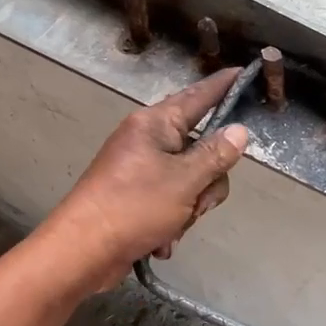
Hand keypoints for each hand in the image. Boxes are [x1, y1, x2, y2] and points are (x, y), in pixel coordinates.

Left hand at [41, 69, 249, 292]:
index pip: (199, 96)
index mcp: (155, 125)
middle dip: (209, 180)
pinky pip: (174, 199)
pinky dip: (174, 220)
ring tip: (175, 225)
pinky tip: (162, 240)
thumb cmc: (132, 207)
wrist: (81, 253)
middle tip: (199, 200)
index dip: (223, 86)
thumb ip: (217, 155)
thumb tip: (239, 131)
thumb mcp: (185, 180)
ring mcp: (142, 168)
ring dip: (191, 206)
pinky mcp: (138, 195)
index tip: (244, 72)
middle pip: (202, 147)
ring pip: (192, 178)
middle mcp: (148, 140)